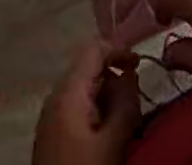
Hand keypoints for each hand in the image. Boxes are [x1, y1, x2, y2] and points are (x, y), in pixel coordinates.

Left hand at [33, 42, 141, 164]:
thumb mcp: (113, 142)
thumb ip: (125, 103)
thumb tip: (130, 73)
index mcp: (67, 93)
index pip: (94, 49)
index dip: (119, 50)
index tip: (142, 64)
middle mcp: (54, 98)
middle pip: (88, 69)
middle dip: (115, 78)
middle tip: (137, 100)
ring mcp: (50, 119)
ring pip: (83, 91)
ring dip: (107, 98)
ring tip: (126, 119)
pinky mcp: (51, 138)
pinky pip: (77, 110)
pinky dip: (96, 112)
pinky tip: (108, 133)